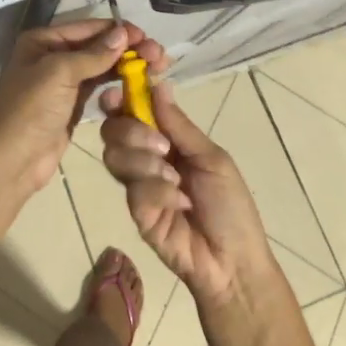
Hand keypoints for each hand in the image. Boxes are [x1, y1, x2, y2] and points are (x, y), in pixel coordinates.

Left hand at [0, 19, 167, 194]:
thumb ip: (92, 54)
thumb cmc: (30, 110)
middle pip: (97, 46)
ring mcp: (62, 82)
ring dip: (127, 65)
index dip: (118, 31)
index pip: (87, 28)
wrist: (12, 161)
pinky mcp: (72, 104)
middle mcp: (52, 56)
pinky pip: (99, 86)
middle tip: (160, 56)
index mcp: (42, 41)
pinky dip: (118, 83)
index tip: (147, 37)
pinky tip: (139, 82)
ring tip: (158, 66)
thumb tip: (122, 33)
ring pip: (101, 66)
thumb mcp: (58, 74)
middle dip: (128, 48)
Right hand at [99, 84, 275, 307]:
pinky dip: (157, 191)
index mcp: (166, 140)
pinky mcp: (135, 210)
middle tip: (162, 146)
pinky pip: (133, 188)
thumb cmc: (230, 206)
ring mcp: (137, 185)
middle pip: (113, 129)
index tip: (118, 95)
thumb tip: (159, 84)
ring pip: (114, 155)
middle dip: (132, 130)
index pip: (132, 111)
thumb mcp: (212, 158)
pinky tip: (179, 204)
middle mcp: (145, 158)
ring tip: (174, 179)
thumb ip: (180, 125)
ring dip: (144, 161)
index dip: (121, 99)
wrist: (232, 260)